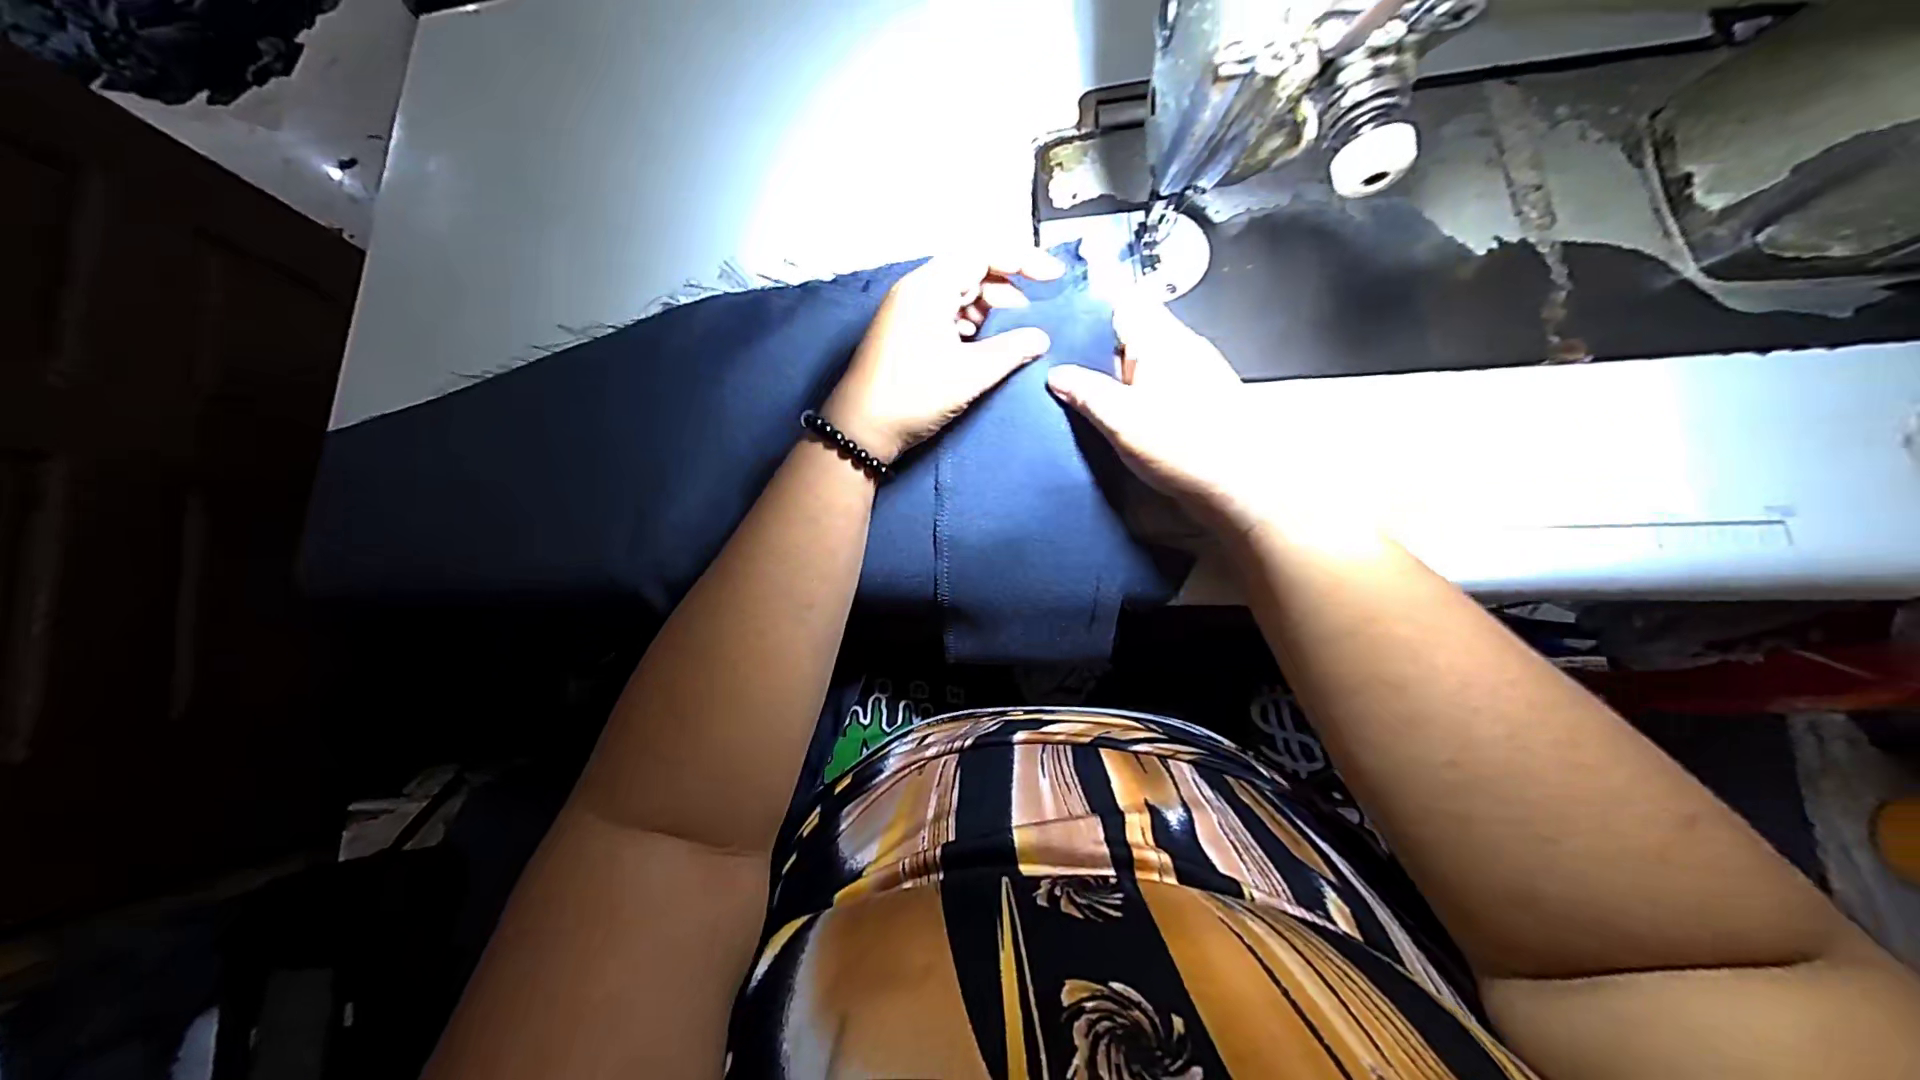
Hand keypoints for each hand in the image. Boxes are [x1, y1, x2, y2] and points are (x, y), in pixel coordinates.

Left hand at [822, 250, 1064, 461]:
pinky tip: (982, 345)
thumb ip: (1011, 351)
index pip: (982, 254)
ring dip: (988, 309)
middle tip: (1033, 315)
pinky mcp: (905, 333)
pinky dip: (969, 324)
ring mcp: (907, 311)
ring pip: (958, 295)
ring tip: (1011, 334)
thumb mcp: (970, 374)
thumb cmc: (913, 395)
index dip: (1022, 260)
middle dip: (1007, 289)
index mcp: (928, 287)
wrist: (860, 430)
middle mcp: (915, 290)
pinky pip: (944, 314)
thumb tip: (1040, 338)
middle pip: (970, 271)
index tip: (1053, 277)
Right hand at [1047, 300, 1366, 541]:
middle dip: (1099, 356)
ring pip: (1144, 364)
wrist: (1239, 490)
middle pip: (1130, 335)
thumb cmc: (1191, 451)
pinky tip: (1129, 426)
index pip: (1122, 304)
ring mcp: (1195, 375)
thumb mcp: (1120, 420)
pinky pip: (1158, 389)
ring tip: (1100, 409)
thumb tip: (1059, 376)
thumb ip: (1085, 392)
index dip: (1089, 316)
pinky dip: (1139, 401)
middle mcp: (1183, 350)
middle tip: (1075, 382)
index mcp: (1163, 341)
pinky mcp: (1199, 402)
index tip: (1065, 339)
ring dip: (1119, 382)